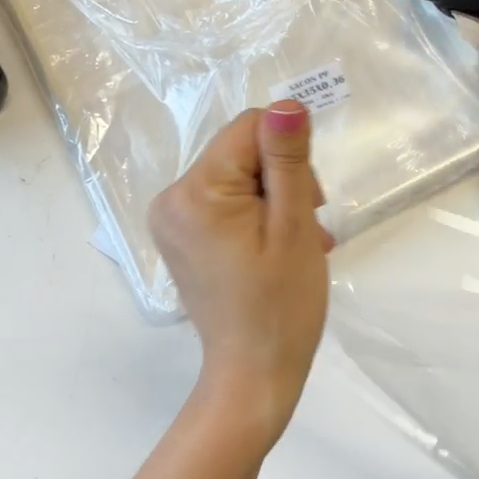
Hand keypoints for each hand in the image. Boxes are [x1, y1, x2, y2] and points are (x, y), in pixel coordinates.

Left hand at [149, 101, 332, 443]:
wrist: (254, 375)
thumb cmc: (281, 305)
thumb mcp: (293, 227)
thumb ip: (288, 160)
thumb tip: (287, 103)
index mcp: (195, 191)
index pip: (251, 128)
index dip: (290, 157)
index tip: (307, 205)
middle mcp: (171, 198)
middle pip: (243, 153)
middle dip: (284, 182)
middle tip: (305, 230)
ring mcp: (173, 221)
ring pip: (239, 178)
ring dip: (277, 203)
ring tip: (298, 245)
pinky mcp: (182, 239)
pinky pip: (226, 204)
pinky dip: (258, 219)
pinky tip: (278, 250)